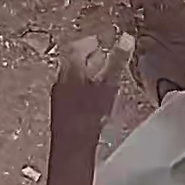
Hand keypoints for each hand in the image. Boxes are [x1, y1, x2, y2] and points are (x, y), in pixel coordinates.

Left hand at [49, 34, 132, 149]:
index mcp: (71, 69)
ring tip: (101, 75)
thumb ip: (117, 60)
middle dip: (88, 56)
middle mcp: (61, 79)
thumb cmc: (90, 114)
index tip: (100, 41)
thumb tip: (126, 39)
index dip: (89, 42)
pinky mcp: (60, 109)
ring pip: (71, 76)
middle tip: (102, 55)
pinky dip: (82, 86)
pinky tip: (93, 96)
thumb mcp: (109, 84)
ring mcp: (58, 95)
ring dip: (86, 72)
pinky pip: (70, 90)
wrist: (73, 145)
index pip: (76, 47)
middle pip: (72, 60)